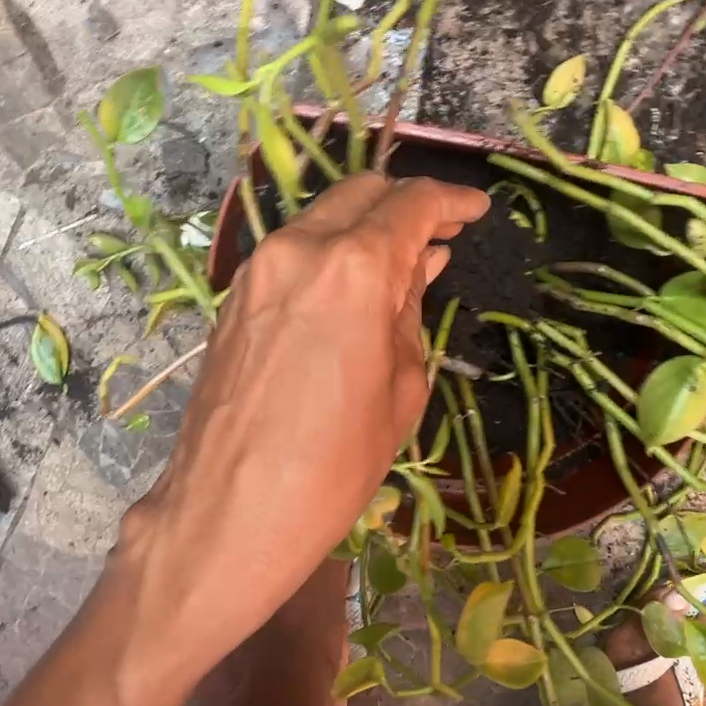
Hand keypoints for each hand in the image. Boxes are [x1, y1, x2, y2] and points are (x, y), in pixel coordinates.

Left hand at [116, 173, 488, 669]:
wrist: (230, 511)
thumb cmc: (335, 463)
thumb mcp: (401, 386)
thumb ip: (408, 309)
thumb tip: (419, 263)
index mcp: (353, 266)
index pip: (410, 204)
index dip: (452, 201)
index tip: (475, 210)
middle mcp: (299, 248)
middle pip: (360, 194)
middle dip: (404, 204)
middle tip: (440, 235)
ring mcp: (257, 269)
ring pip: (323, 218)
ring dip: (365, 228)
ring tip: (402, 265)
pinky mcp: (234, 296)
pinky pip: (294, 252)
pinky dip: (331, 253)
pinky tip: (353, 288)